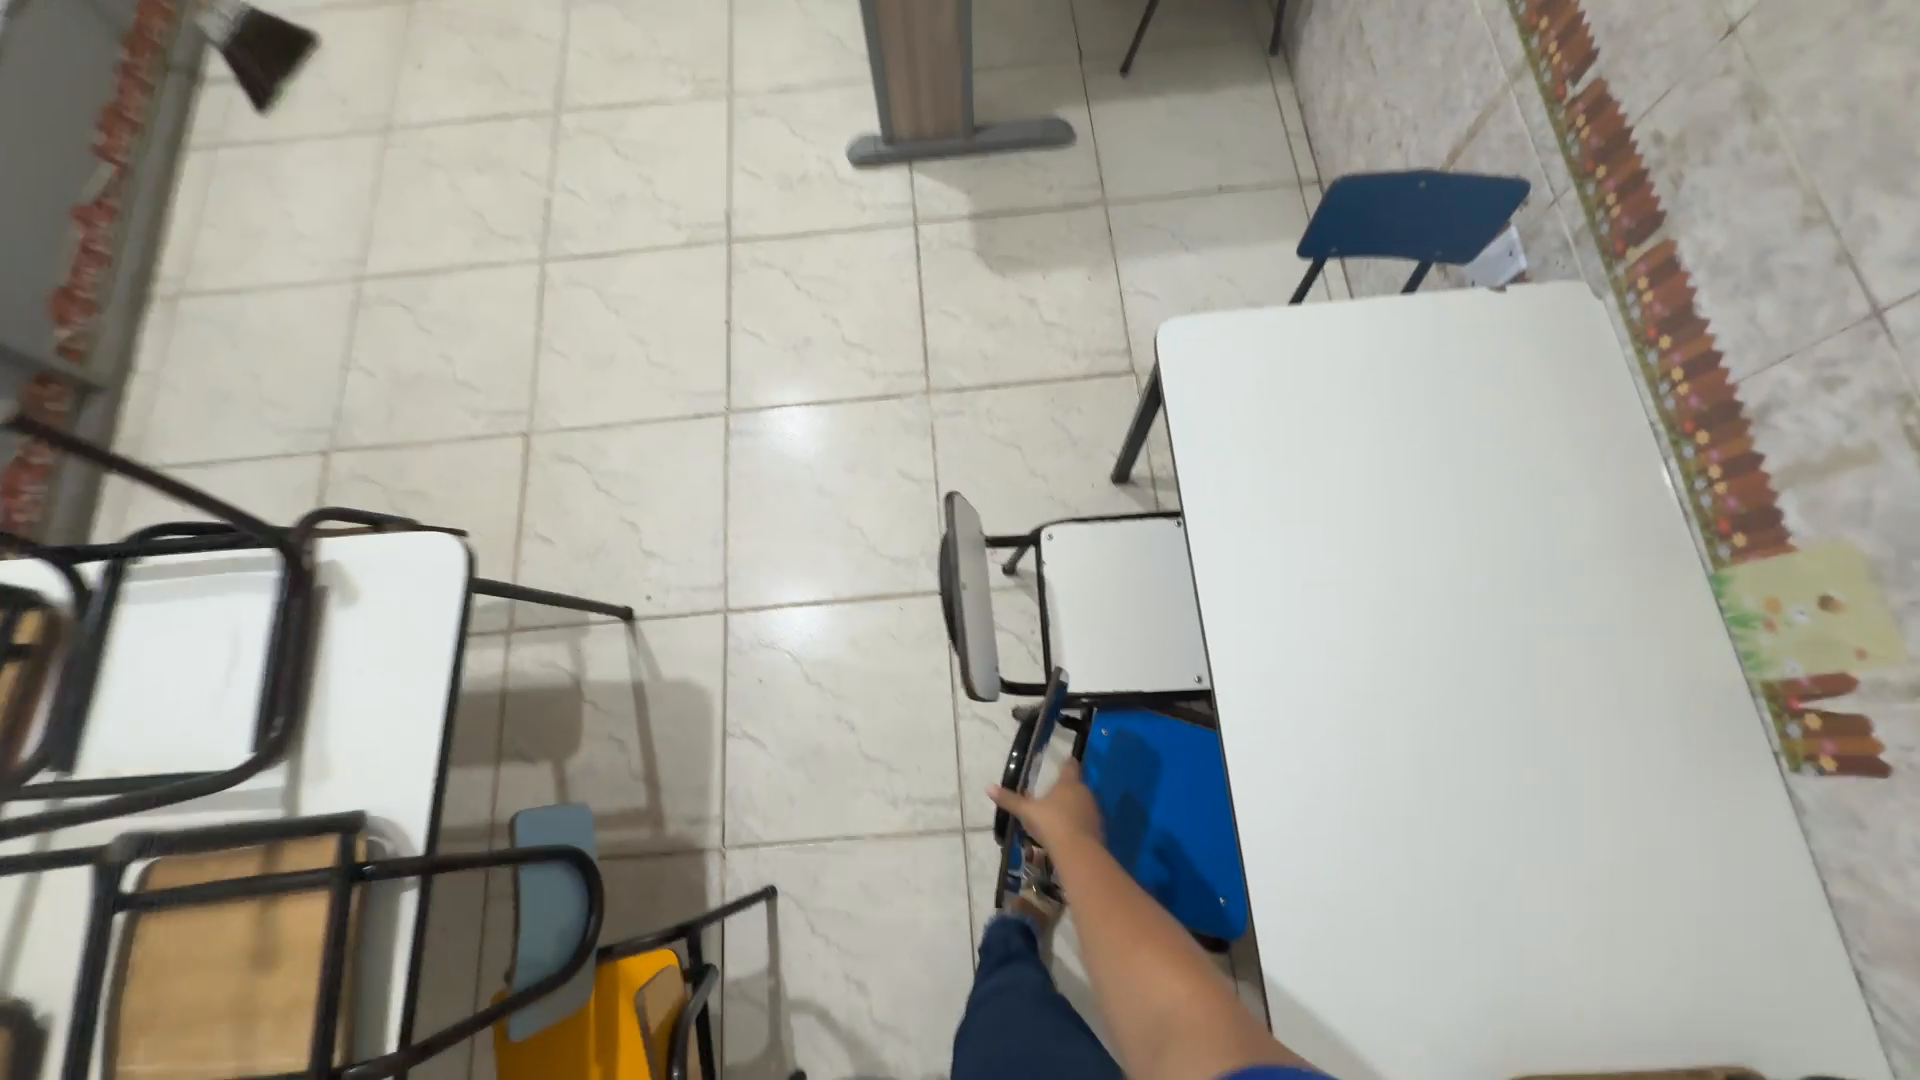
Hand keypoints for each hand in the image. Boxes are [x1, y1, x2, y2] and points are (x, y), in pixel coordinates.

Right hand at [989, 759, 1102, 848]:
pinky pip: (1087, 822)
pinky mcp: (1099, 829)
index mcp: (1068, 783)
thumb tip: (989, 788)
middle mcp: (1085, 793)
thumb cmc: (1051, 824)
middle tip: (1056, 794)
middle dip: (1068, 789)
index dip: (1068, 763)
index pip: (1071, 767)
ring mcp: (1094, 811)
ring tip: (1061, 816)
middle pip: (1078, 786)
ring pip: (1084, 804)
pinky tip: (1070, 833)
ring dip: (1075, 808)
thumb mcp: (1027, 812)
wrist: (1078, 851)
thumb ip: (1010, 800)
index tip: (1068, 759)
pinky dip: (1080, 824)